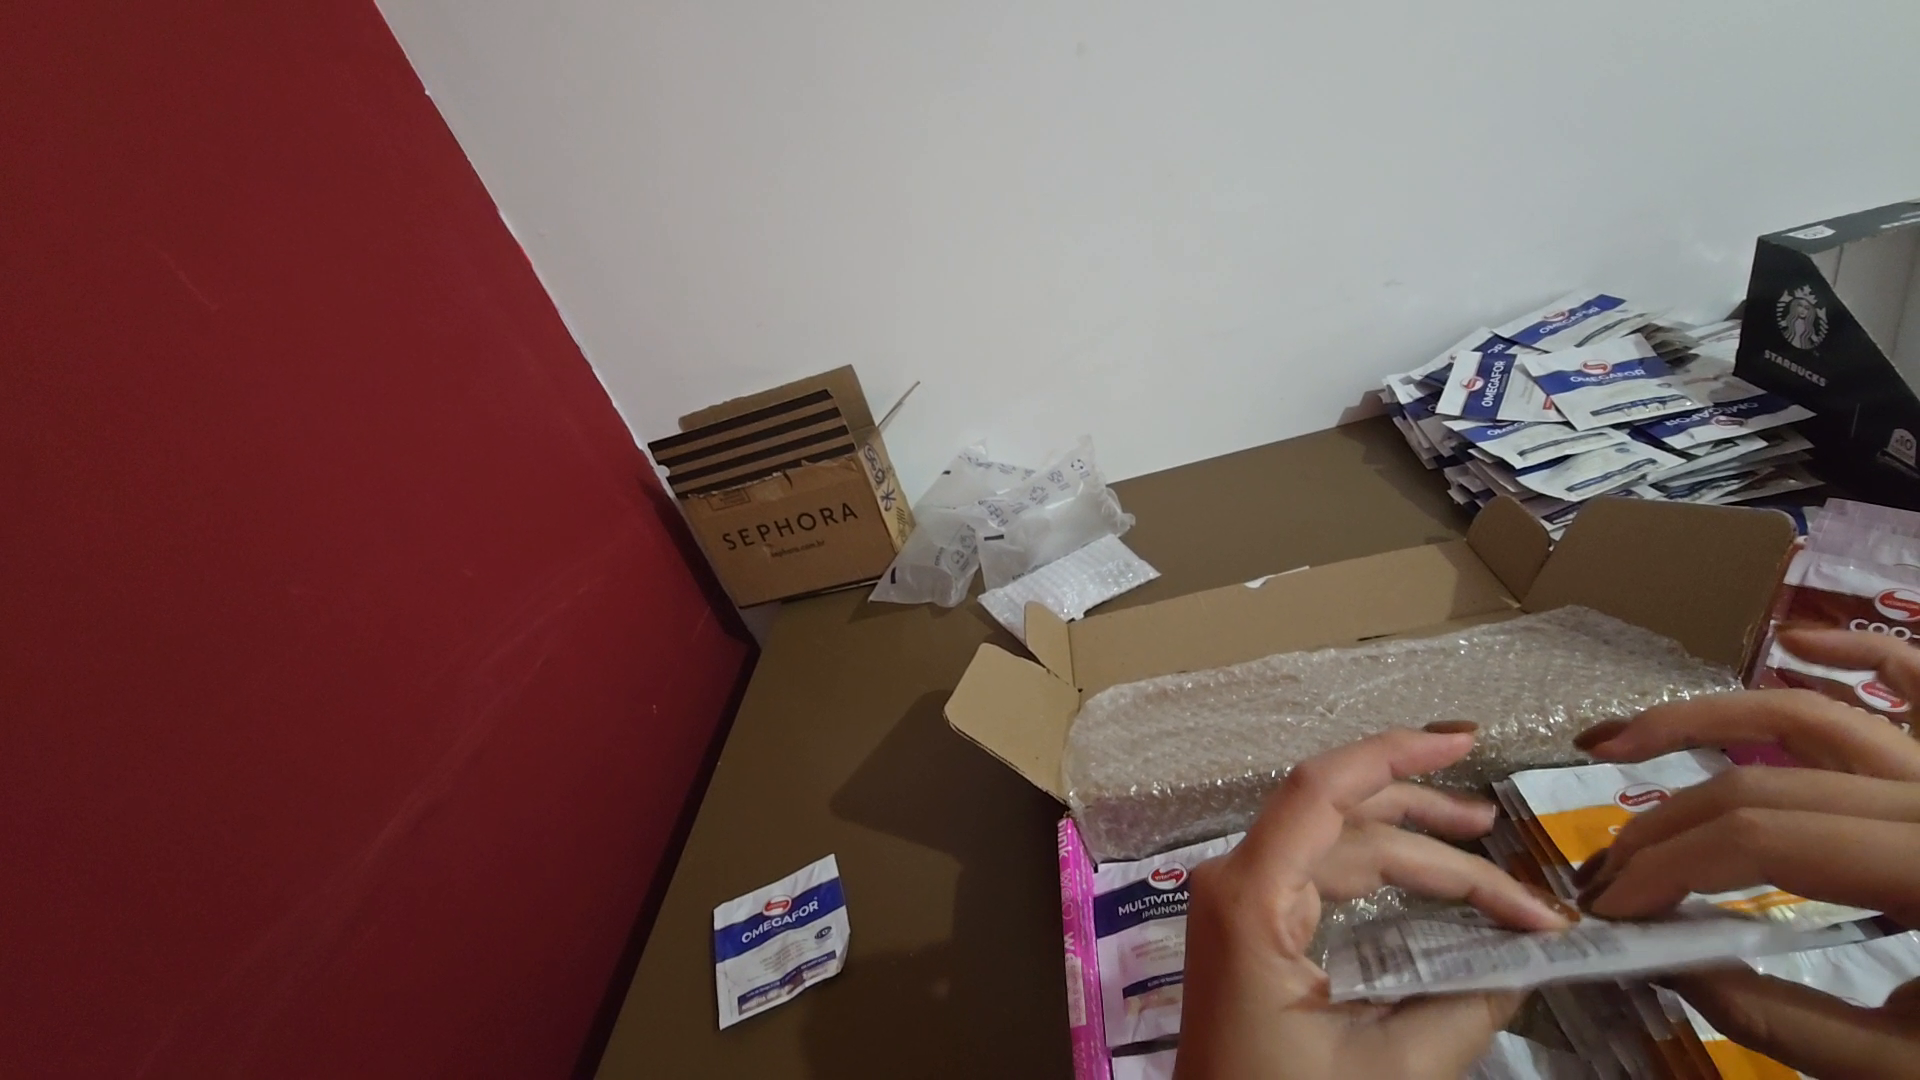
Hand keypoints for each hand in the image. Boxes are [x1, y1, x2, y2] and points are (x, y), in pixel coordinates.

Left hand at [1173, 728, 1567, 1079]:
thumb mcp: (1383, 1070)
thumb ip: (1458, 1008)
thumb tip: (1521, 960)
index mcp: (1252, 896)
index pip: (1318, 792)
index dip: (1389, 755)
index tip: (1460, 740)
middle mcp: (1240, 878)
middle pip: (1341, 822)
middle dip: (1427, 826)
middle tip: (1505, 837)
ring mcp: (1243, 895)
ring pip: (1335, 848)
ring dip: (1409, 849)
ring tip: (1485, 853)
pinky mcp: (1254, 918)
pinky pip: (1322, 879)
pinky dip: (1381, 882)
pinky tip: (1431, 894)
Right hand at [1575, 628, 1919, 1078]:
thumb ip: (1791, 1023)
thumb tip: (1665, 962)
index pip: (1756, 841)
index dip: (1663, 867)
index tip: (1607, 910)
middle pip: (1757, 788)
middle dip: (1661, 829)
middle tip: (1603, 868)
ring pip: (1808, 717)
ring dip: (1696, 721)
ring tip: (1615, 740)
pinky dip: (1866, 656)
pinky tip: (1800, 644)